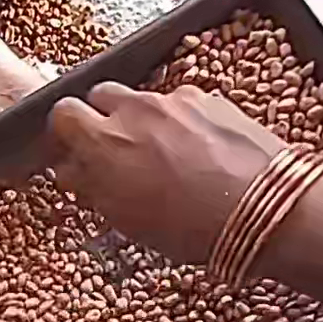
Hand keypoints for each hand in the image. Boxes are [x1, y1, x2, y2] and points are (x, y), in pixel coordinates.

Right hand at [47, 82, 293, 265]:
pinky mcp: (208, 97)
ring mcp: (173, 99)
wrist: (259, 208)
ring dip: (141, 120)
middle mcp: (134, 109)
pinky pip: (179, 102)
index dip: (65, 129)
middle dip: (102, 117)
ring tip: (161, 155)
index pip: (63, 113)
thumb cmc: (186, 226)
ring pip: (142, 100)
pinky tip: (196, 151)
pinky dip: (178, 121)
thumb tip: (70, 169)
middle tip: (115, 149)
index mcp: (104, 141)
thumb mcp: (125, 218)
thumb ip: (90, 186)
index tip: (72, 146)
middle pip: (101, 95)